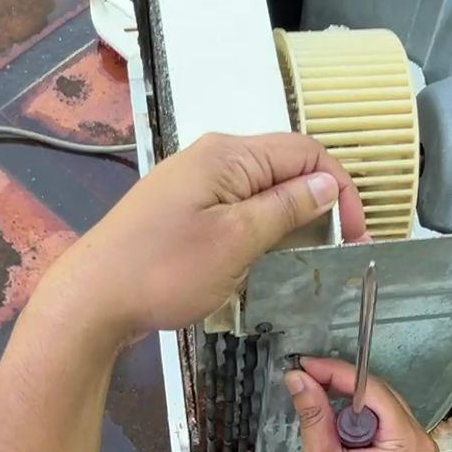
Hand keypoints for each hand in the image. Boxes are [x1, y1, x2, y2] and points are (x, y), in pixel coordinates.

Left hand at [34, 133, 366, 344]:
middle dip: (318, 209)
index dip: (340, 189)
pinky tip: (265, 265)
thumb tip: (326, 184)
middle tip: (337, 256)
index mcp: (229, 155)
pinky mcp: (183, 216)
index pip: (305, 153)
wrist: (94, 299)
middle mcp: (213, 161)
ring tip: (307, 264)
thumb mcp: (236, 240)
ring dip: (289, 225)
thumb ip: (284, 209)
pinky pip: (236, 215)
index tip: (356, 235)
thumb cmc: (165, 270)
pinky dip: (259, 236)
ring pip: (260, 196)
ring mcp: (195, 189)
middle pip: (284, 172)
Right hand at [286, 356, 437, 451]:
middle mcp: (421, 442)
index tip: (304, 365)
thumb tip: (299, 378)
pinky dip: (354, 425)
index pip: (373, 390)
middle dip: (340, 387)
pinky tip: (330, 428)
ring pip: (377, 410)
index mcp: (408, 444)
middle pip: (378, 396)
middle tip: (302, 380)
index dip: (336, 373)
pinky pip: (379, 428)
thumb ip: (315, 416)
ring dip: (345, 407)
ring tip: (311, 402)